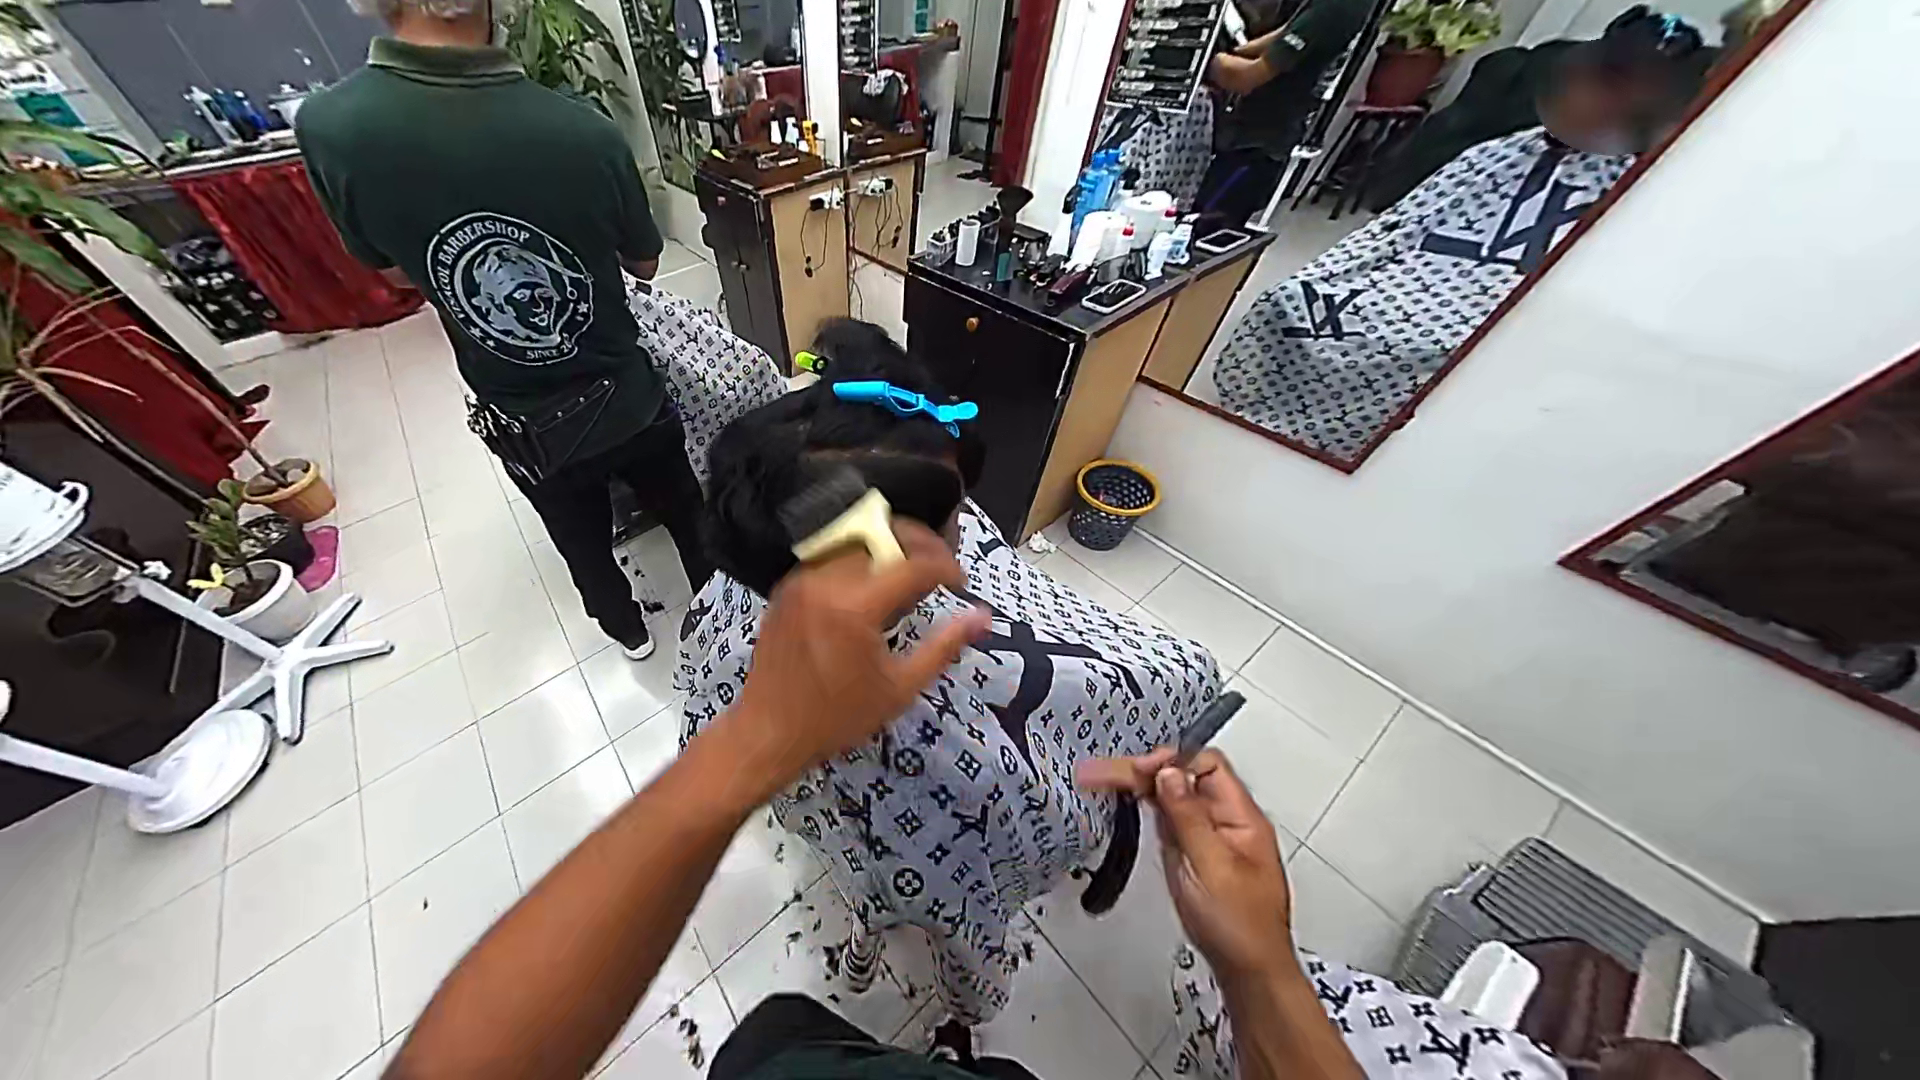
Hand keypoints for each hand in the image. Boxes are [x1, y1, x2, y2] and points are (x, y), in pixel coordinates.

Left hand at [721, 521, 989, 805]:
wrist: (767, 732)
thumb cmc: (837, 717)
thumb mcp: (900, 688)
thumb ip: (944, 646)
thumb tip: (982, 617)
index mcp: (855, 606)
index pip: (913, 564)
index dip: (945, 567)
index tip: (959, 582)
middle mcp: (826, 580)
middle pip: (883, 536)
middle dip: (920, 544)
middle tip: (939, 567)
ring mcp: (802, 580)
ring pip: (857, 541)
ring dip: (890, 549)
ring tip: (910, 575)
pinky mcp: (788, 586)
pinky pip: (832, 557)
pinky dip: (860, 561)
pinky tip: (873, 588)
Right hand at [1079, 749, 1293, 980]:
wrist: (1247, 971)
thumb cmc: (1241, 925)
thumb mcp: (1213, 866)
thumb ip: (1188, 815)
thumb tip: (1169, 771)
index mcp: (1240, 815)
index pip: (1206, 764)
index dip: (1172, 761)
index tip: (1141, 769)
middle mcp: (1221, 816)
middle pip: (1181, 776)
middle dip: (1143, 770)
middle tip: (1102, 771)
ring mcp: (1203, 830)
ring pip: (1168, 792)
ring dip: (1136, 782)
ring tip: (1099, 776)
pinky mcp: (1187, 846)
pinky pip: (1164, 813)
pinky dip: (1141, 803)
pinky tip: (1119, 796)